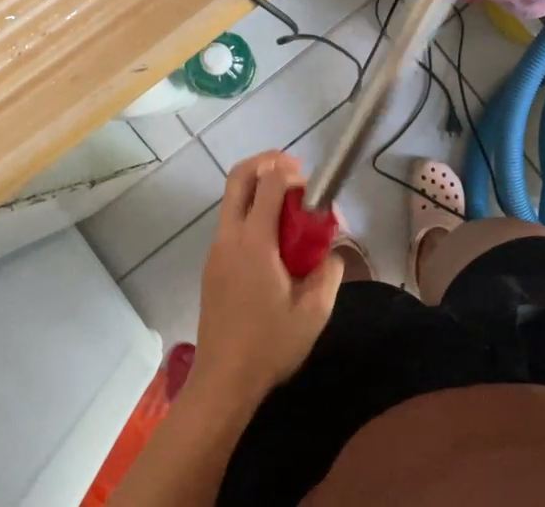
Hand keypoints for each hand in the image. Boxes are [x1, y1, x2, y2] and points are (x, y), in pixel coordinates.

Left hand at [191, 153, 343, 407]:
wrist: (223, 381)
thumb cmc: (269, 346)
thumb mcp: (314, 312)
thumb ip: (329, 272)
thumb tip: (332, 253)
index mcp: (254, 242)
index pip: (269, 182)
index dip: (292, 172)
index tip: (313, 186)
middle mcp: (229, 237)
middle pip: (239, 177)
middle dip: (267, 162)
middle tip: (296, 172)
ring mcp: (216, 251)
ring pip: (232, 199)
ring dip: (259, 189)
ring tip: (291, 209)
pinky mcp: (213, 266)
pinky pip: (231, 223)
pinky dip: (252, 213)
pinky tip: (276, 242)